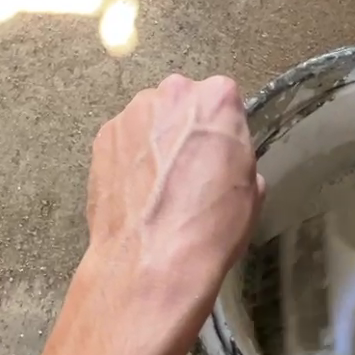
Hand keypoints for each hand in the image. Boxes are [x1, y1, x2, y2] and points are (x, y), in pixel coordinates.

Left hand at [83, 74, 263, 318]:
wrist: (152, 261)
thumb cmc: (209, 225)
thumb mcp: (250, 189)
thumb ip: (237, 153)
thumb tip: (225, 162)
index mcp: (217, 98)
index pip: (223, 98)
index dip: (222, 127)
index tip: (219, 150)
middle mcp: (173, 93)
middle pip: (183, 101)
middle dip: (185, 126)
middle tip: (189, 167)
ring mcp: (133, 113)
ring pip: (150, 118)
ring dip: (155, 140)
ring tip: (159, 184)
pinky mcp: (104, 136)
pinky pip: (124, 139)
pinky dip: (129, 157)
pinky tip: (137, 191)